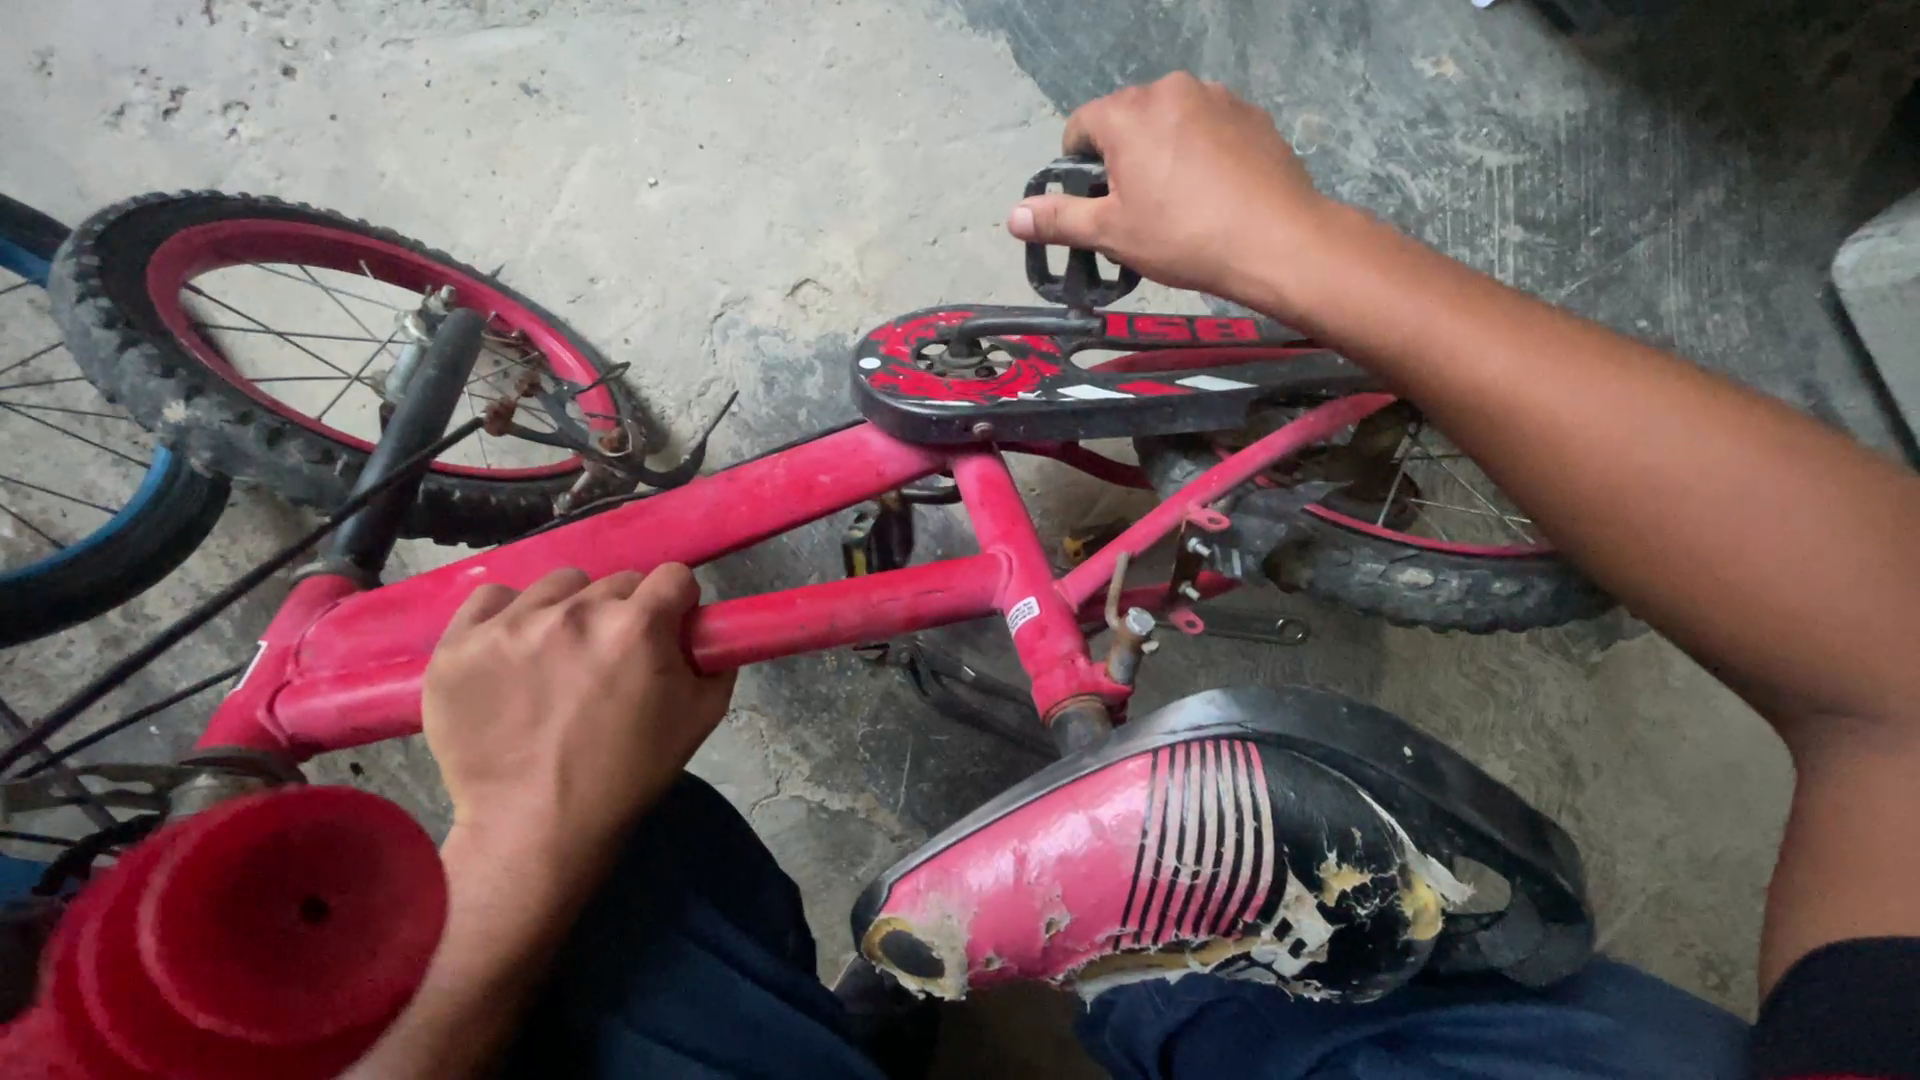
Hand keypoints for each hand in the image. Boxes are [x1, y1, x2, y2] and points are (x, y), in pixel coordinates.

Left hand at [422, 564, 735, 873]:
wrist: (537, 827)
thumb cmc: (628, 775)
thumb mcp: (702, 717)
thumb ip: (716, 660)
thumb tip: (703, 630)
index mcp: (638, 626)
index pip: (673, 576)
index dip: (678, 603)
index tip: (668, 629)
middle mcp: (576, 612)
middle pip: (617, 581)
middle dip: (626, 611)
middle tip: (614, 657)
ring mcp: (511, 625)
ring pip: (558, 586)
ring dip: (570, 610)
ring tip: (560, 657)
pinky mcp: (460, 644)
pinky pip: (492, 599)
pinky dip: (508, 617)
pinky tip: (514, 651)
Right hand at [1007, 73, 1329, 310]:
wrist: (1274, 239)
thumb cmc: (1181, 236)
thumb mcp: (1111, 233)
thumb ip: (1059, 219)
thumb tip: (1013, 216)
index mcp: (1128, 113)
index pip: (1081, 125)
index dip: (1077, 165)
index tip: (1093, 201)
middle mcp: (1170, 89)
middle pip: (1126, 120)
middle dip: (1121, 158)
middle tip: (1135, 209)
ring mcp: (1216, 97)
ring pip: (1170, 122)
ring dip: (1161, 152)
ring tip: (1177, 203)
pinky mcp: (1251, 114)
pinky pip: (1208, 128)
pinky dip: (1200, 152)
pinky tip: (1212, 193)